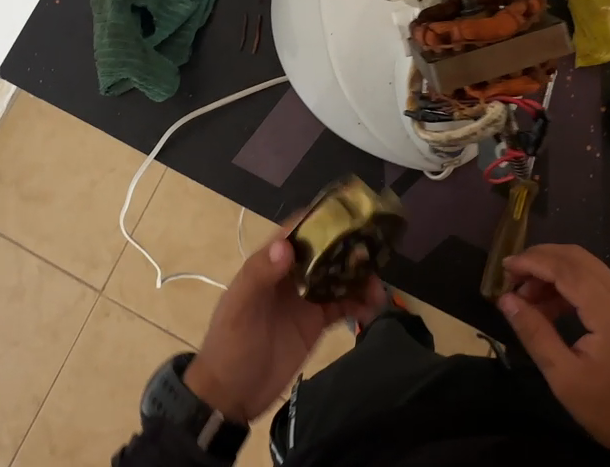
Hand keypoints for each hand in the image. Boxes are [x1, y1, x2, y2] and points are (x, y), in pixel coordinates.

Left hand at [184, 225, 386, 422]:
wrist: (231, 395)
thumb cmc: (230, 344)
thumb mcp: (239, 308)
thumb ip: (260, 274)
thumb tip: (287, 246)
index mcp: (269, 263)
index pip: (297, 232)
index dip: (320, 221)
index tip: (350, 216)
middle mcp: (290, 275)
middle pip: (324, 252)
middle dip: (349, 250)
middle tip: (375, 255)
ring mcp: (305, 299)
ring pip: (338, 278)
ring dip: (359, 279)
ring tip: (379, 290)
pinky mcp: (316, 323)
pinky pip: (342, 306)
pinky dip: (359, 304)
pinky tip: (373, 308)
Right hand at [495, 244, 609, 448]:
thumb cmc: (608, 408)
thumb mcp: (564, 377)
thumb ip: (534, 333)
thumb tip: (505, 299)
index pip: (567, 269)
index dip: (533, 262)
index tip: (504, 268)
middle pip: (577, 258)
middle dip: (541, 260)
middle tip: (512, 277)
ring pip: (586, 266)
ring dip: (553, 271)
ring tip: (526, 295)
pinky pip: (595, 282)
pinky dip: (568, 283)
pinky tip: (548, 304)